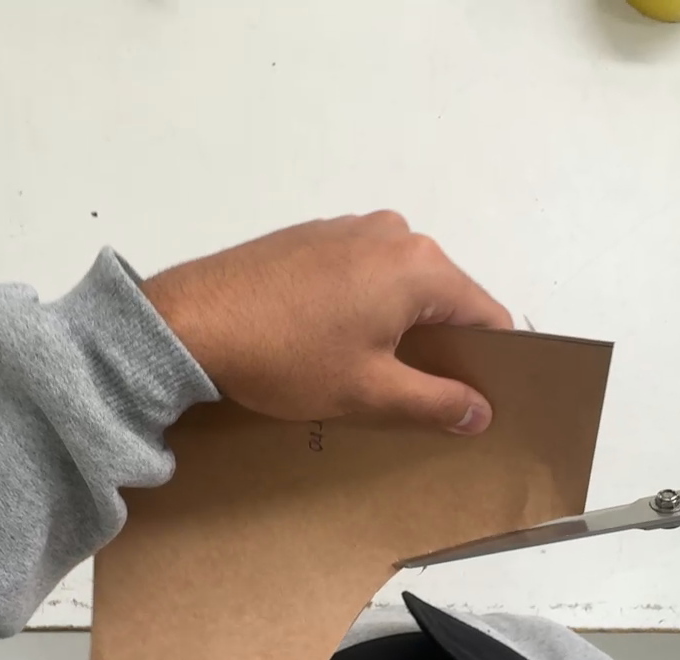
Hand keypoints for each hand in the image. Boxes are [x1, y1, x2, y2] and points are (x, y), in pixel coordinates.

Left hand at [140, 212, 511, 432]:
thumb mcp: (370, 391)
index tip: (470, 399)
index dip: (487, 362)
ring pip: (400, 286)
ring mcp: (350, 228)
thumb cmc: (289, 359)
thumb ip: (435, 401)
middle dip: (438, 346)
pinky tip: (332, 339)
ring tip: (366, 369)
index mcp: (420, 267)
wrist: (193, 322)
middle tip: (412, 393)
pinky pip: (362, 273)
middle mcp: (394, 233)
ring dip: (398, 327)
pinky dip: (364, 306)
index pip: (485, 315)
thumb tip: (481, 412)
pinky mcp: (313, 236)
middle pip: (443, 298)